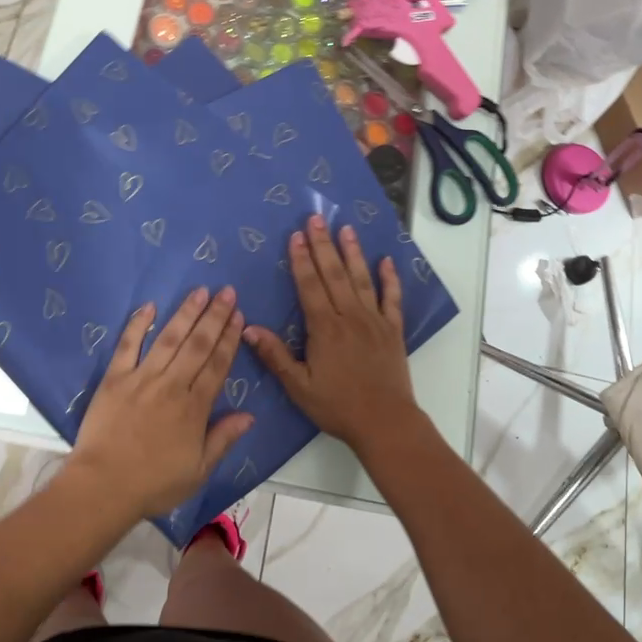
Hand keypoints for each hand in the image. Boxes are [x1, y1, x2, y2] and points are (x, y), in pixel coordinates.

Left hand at [67, 287, 253, 518]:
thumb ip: (223, 438)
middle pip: (198, 344)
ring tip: (200, 291)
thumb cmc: (154, 483)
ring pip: (169, 338)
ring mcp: (142, 378)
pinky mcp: (115, 378)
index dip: (229, 338)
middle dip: (215, 316)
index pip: (217, 364)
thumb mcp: (199, 470)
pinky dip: (138, 324)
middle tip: (227, 292)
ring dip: (186, 313)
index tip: (239, 315)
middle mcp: (172, 385)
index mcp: (194, 407)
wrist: (104, 486)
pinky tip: (149, 305)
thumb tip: (249, 415)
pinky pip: (128, 345)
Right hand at [243, 216, 421, 455]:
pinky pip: (392, 299)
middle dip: (323, 245)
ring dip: (353, 252)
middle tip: (316, 219)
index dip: (301, 260)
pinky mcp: (393, 330)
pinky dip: (389, 279)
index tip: (296, 236)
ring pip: (361, 279)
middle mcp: (350, 316)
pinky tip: (386, 261)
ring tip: (346, 228)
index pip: (310, 285)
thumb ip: (275, 356)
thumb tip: (248, 328)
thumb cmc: (338, 406)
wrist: (385, 422)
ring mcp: (374, 321)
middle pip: (334, 274)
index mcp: (324, 328)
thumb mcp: (299, 386)